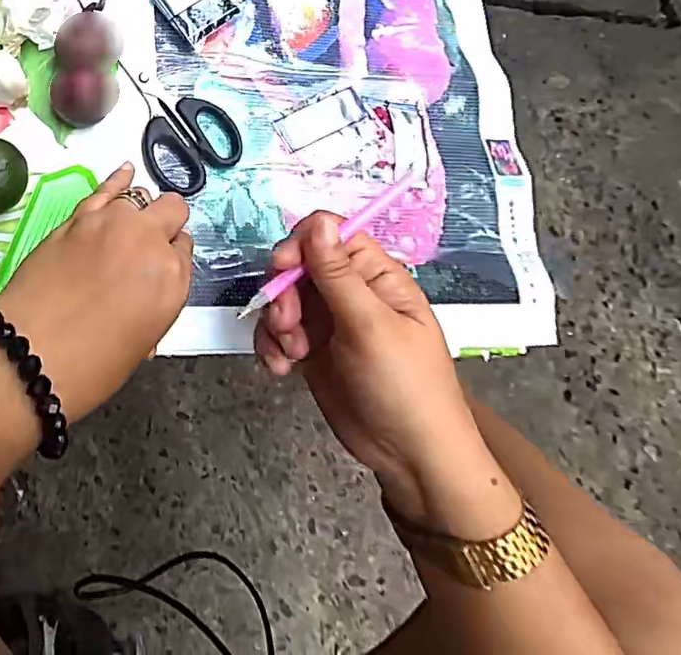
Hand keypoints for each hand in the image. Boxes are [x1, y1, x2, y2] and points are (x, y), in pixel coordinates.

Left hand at [0, 163, 191, 420]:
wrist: (29, 353)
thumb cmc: (89, 365)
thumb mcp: (140, 341)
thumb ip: (153, 301)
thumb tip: (144, 288)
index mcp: (172, 280)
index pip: (184, 250)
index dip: (171, 256)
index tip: (159, 264)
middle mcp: (148, 243)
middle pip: (171, 212)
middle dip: (164, 225)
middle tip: (146, 246)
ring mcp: (111, 224)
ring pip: (138, 199)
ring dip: (136, 212)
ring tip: (125, 229)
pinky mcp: (77, 218)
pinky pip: (105, 189)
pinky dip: (116, 180)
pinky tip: (125, 171)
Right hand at [256, 212, 517, 537]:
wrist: (409, 458)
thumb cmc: (406, 388)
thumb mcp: (370, 327)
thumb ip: (337, 274)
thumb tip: (318, 221)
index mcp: (375, 276)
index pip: (328, 233)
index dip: (300, 244)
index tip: (284, 269)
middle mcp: (350, 291)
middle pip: (296, 265)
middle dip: (282, 291)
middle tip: (288, 323)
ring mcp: (327, 319)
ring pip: (280, 297)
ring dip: (275, 322)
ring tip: (291, 353)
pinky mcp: (310, 346)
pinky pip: (276, 330)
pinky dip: (271, 344)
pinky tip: (282, 367)